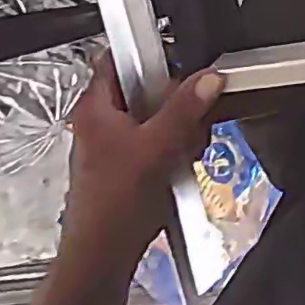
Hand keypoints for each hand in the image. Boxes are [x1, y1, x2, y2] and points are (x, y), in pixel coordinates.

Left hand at [60, 57, 225, 267]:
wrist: (107, 252)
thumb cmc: (113, 204)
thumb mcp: (156, 146)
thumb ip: (185, 108)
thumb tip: (209, 78)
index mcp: (95, 108)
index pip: (118, 59)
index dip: (148, 52)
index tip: (178, 54)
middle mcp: (105, 120)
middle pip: (151, 87)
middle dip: (180, 101)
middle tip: (189, 117)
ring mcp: (120, 141)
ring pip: (163, 113)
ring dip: (183, 127)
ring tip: (184, 146)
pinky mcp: (135, 159)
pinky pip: (166, 136)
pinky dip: (179, 145)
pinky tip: (181, 161)